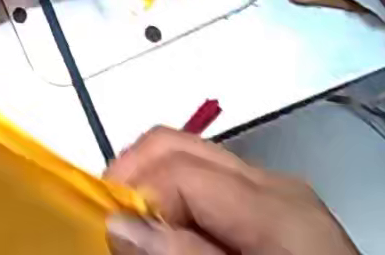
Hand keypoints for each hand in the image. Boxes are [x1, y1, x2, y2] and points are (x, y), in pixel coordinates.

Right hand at [104, 127, 361, 254]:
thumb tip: (119, 224)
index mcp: (277, 205)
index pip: (176, 166)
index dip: (132, 193)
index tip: (104, 235)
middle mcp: (277, 185)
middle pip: (176, 146)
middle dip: (133, 179)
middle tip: (109, 228)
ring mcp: (280, 196)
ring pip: (188, 159)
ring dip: (153, 191)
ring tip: (137, 236)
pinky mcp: (279, 214)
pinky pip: (210, 184)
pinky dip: (180, 203)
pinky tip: (175, 238)